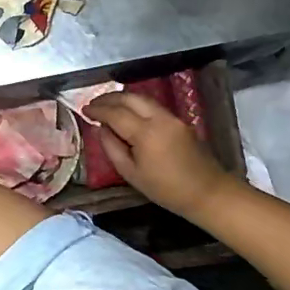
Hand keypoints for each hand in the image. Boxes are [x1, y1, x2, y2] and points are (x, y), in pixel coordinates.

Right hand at [83, 91, 234, 217]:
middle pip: (129, 97)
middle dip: (109, 98)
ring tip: (107, 106)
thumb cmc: (166, 190)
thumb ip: (112, 148)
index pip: (115, 113)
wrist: (206, 192)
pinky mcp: (180, 120)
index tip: (84, 109)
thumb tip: (100, 129)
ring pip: (143, 98)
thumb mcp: (131, 174)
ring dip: (123, 98)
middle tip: (93, 103)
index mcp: (145, 132)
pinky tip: (127, 113)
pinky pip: (153, 105)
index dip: (98, 109)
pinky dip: (136, 104)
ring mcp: (172, 116)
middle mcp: (159, 118)